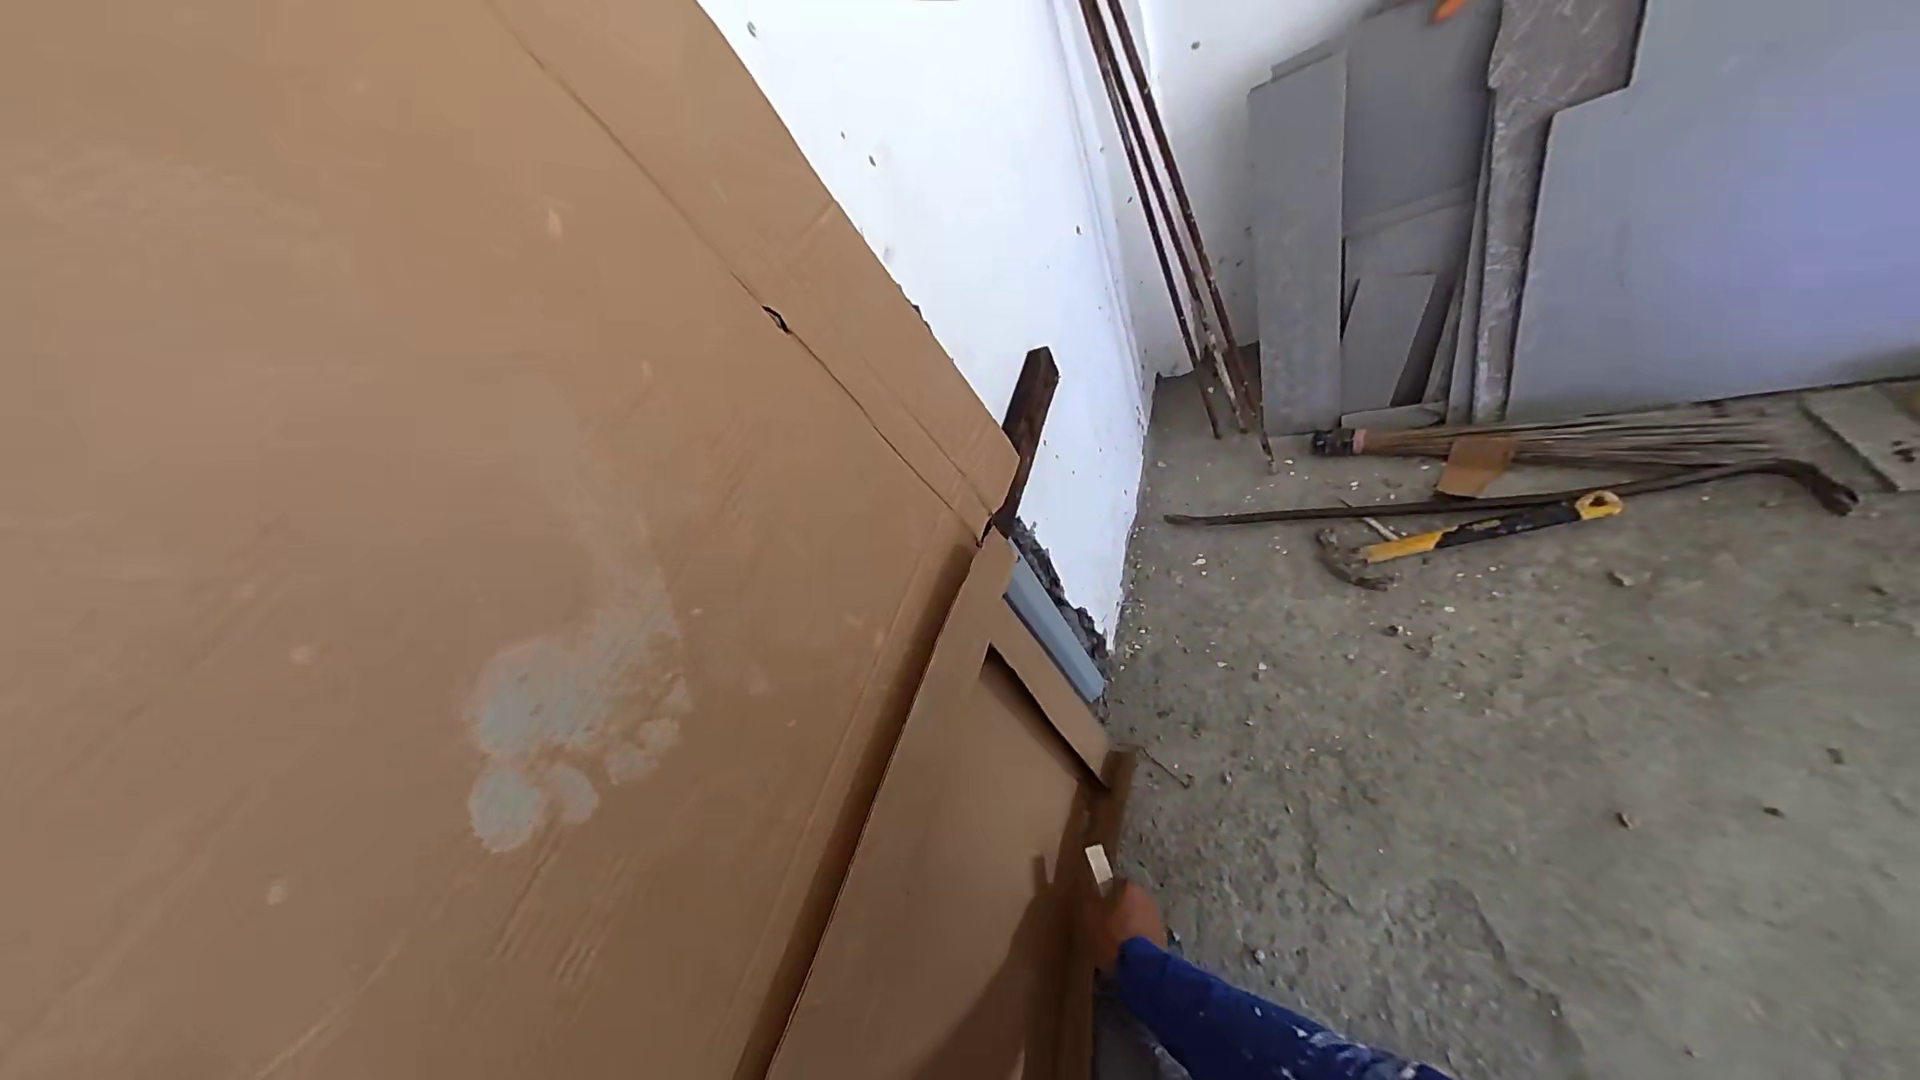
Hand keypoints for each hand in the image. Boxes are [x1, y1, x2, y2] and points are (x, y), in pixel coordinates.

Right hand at [1086, 880, 1165, 973]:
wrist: (1142, 970)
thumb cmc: (1112, 936)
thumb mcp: (1089, 915)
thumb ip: (1088, 897)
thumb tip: (1089, 889)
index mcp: (1129, 886)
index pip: (1112, 883)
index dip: (1101, 896)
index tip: (1094, 909)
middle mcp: (1146, 896)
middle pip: (1125, 900)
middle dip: (1116, 911)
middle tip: (1102, 927)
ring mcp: (1157, 918)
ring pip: (1135, 917)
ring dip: (1127, 926)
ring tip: (1114, 944)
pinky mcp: (1163, 939)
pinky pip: (1143, 934)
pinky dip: (1135, 940)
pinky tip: (1126, 954)